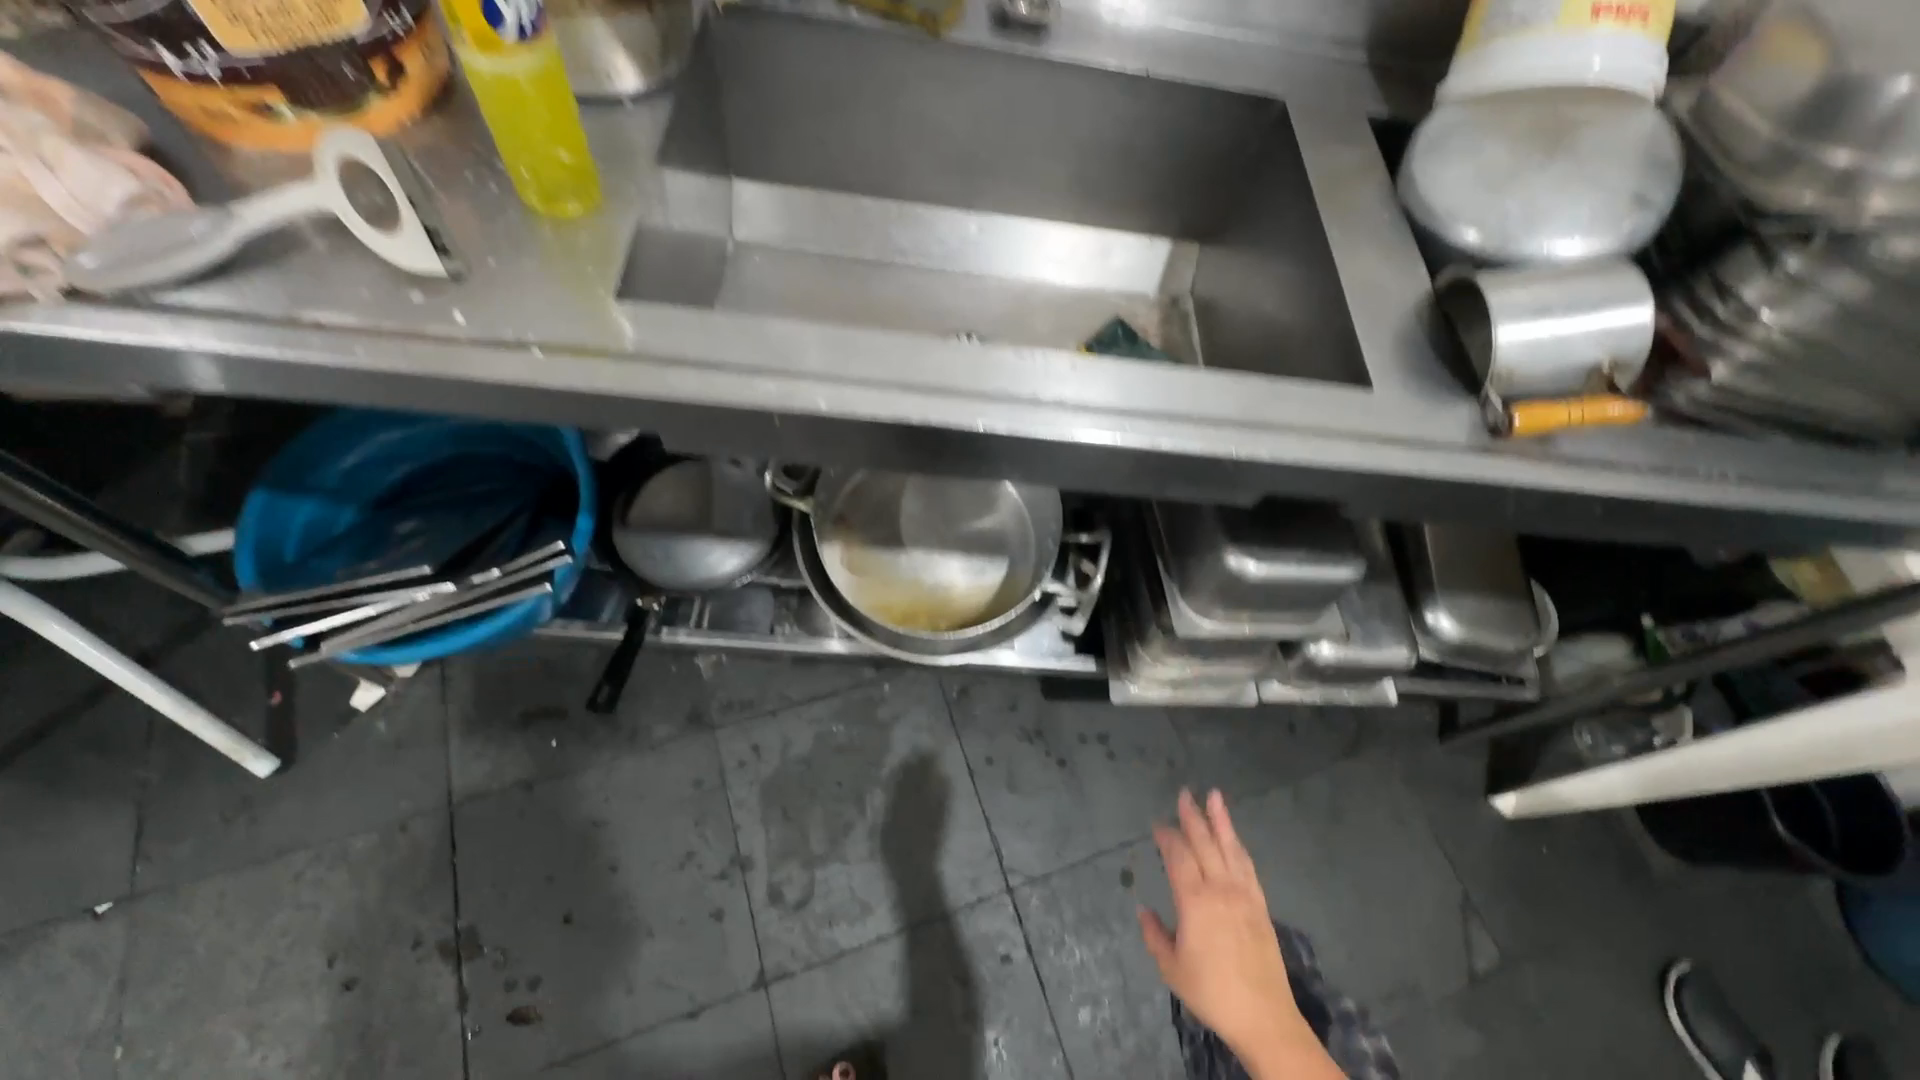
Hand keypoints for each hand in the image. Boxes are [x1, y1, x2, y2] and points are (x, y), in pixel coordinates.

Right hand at [1138, 789, 1319, 1067]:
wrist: (1262, 1015)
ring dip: (1221, 821)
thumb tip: (1143, 910)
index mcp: (1194, 901)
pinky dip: (1239, 847)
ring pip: (1230, 848)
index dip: (1167, 837)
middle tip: (1184, 794)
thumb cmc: (1210, 992)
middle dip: (1192, 817)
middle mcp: (1220, 889)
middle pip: (1205, 844)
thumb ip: (1155, 935)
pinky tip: (1234, 839)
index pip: (1178, 857)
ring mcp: (1244, 895)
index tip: (1158, 824)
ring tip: (1214, 797)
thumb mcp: (1171, 968)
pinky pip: (1248, 866)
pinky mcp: (1261, 905)